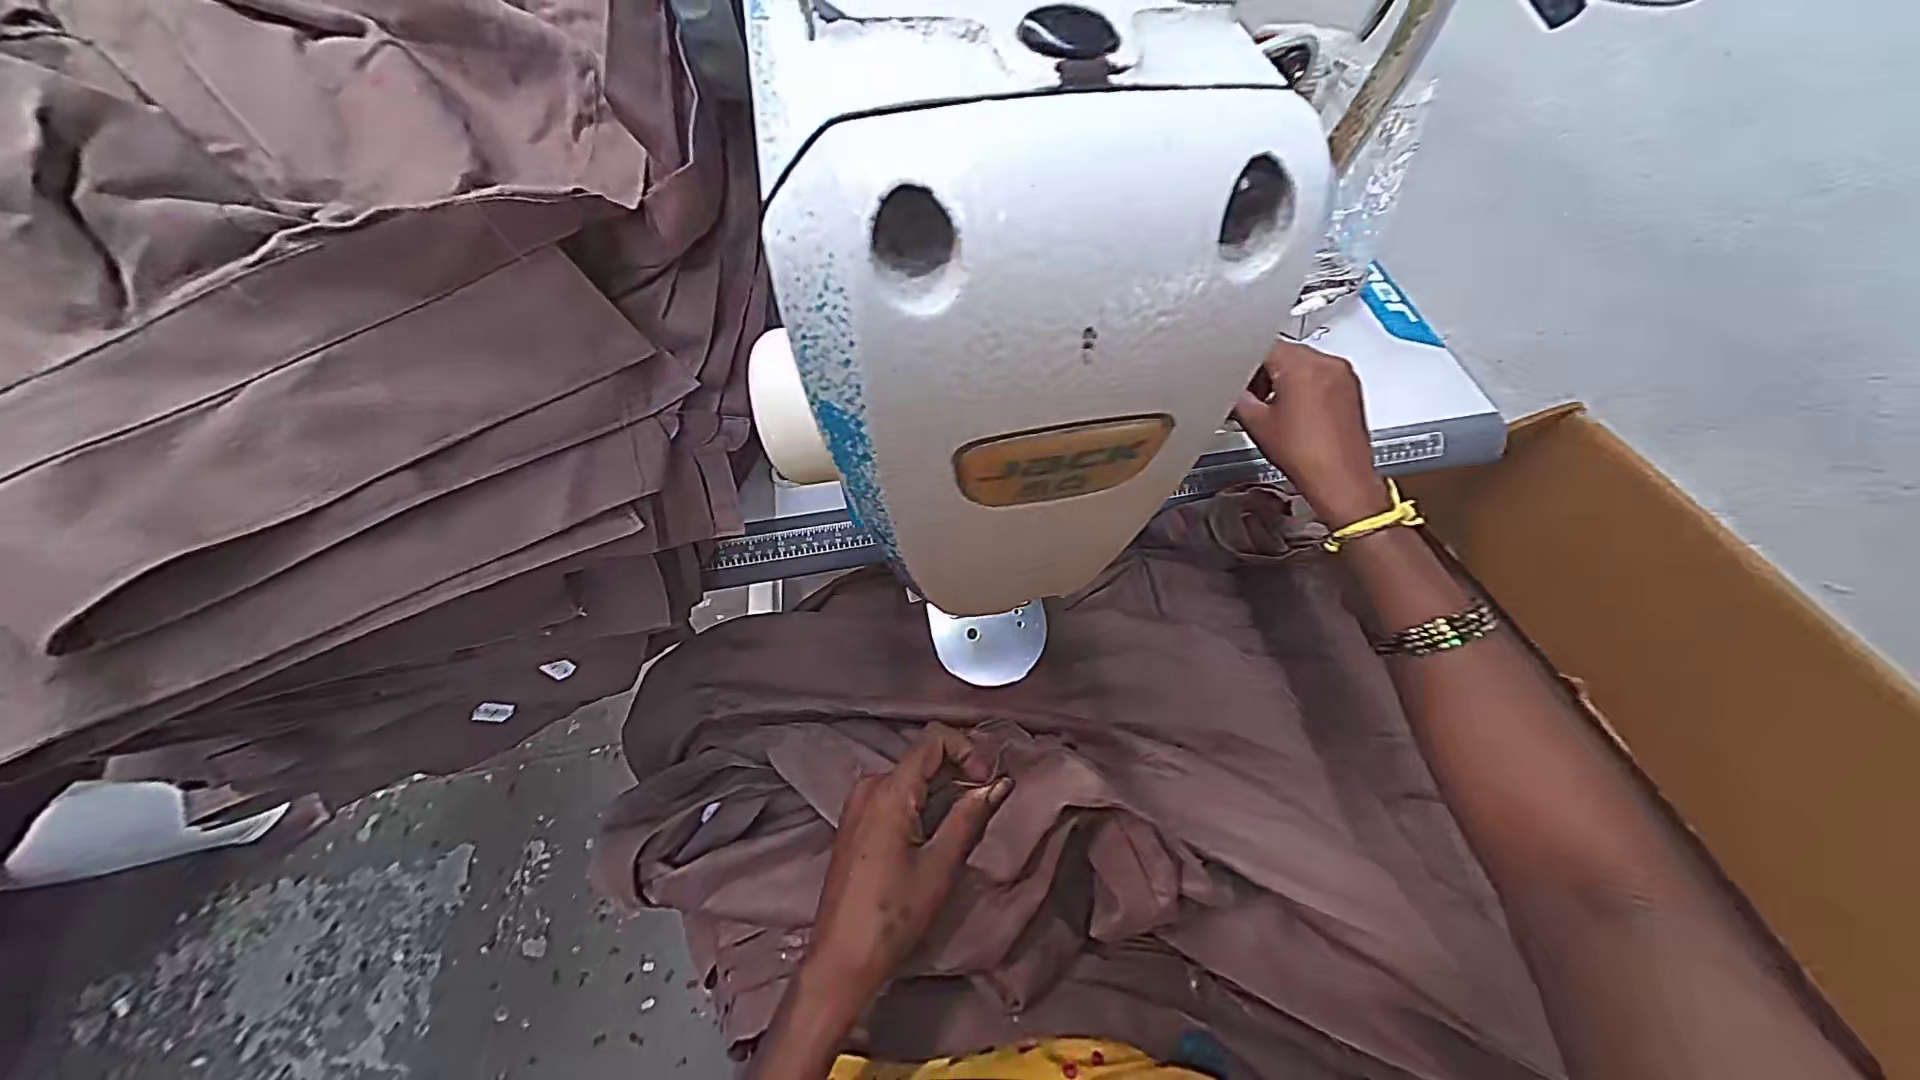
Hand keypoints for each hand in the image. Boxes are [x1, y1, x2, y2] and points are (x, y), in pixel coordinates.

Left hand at [807, 726, 1010, 1000]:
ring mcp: (858, 802)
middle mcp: (869, 786)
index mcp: (888, 791)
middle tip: (986, 799)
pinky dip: (922, 799)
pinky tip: (936, 829)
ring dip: (942, 786)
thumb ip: (970, 816)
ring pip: (911, 775)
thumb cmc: (894, 916)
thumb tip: (999, 783)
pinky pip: (895, 793)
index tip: (986, 780)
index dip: (967, 749)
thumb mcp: (940, 866)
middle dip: (959, 769)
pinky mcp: (855, 820)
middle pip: (923, 755)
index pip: (933, 738)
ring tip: (966, 818)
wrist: (840, 960)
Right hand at [1234, 340, 1390, 525]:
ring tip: (1272, 408)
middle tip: (1250, 396)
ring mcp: (1342, 375)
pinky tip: (1292, 413)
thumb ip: (1238, 398)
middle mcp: (1328, 364)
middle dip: (1264, 373)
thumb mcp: (1256, 423)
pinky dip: (1303, 387)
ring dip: (1283, 379)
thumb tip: (1232, 391)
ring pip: (1303, 363)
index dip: (1243, 364)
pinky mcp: (1350, 388)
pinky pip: (1320, 376)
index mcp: (1302, 365)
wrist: (1339, 477)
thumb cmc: (1306, 455)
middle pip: (1285, 353)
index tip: (1236, 378)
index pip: (1263, 347)